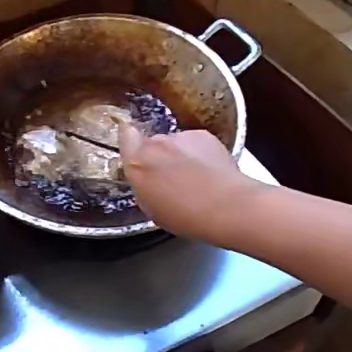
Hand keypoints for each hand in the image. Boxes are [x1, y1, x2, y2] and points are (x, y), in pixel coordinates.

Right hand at [119, 128, 261, 240]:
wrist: (226, 206)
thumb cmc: (185, 215)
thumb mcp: (151, 209)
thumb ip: (143, 188)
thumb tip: (146, 182)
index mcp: (137, 163)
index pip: (125, 137)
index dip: (130, 143)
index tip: (135, 154)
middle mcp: (156, 144)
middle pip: (151, 144)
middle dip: (157, 157)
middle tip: (168, 178)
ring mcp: (180, 137)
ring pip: (173, 144)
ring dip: (178, 156)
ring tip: (193, 178)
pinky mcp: (203, 135)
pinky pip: (194, 142)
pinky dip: (198, 153)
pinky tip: (207, 172)